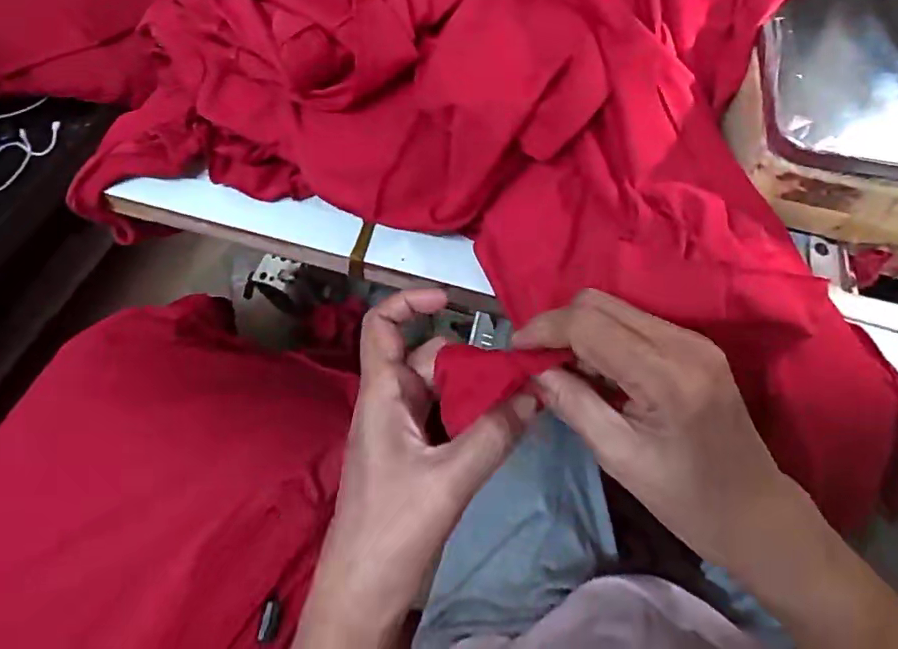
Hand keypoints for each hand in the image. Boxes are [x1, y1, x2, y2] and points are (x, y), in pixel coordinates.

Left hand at [297, 290, 537, 648]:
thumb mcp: (448, 480)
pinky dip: (476, 415)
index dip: (409, 301)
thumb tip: (536, 392)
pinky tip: (505, 426)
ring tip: (520, 400)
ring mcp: (403, 430)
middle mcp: (391, 403)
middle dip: (473, 361)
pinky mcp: (416, 455)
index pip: (381, 326)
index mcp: (382, 395)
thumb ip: (494, 434)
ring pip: (446, 389)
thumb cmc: (391, 532)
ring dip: (479, 391)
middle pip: (432, 358)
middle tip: (518, 376)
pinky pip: (450, 417)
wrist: (361, 600)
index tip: (449, 298)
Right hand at [515, 290, 897, 648]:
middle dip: (561, 323)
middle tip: (536, 360)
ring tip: (563, 367)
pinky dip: (606, 336)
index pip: (590, 323)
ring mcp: (693, 338)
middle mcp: (682, 341)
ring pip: (617, 307)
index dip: (545, 328)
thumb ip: (574, 404)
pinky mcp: (696, 343)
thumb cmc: (687, 500)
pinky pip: (636, 322)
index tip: (515, 348)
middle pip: (601, 302)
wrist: (757, 512)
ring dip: (582, 328)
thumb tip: (533, 370)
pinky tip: (597, 368)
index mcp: (666, 374)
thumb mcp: (620, 459)